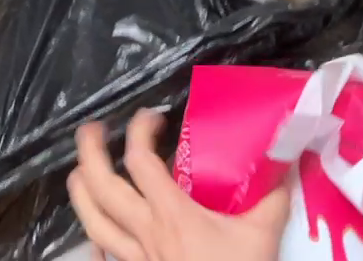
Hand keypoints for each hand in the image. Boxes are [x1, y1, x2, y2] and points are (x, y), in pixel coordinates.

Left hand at [66, 109, 289, 260]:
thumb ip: (271, 197)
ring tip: (80, 168)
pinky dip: (95, 237)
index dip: (139, 129)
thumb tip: (282, 162)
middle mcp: (145, 233)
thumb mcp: (262, 238)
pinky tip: (96, 228)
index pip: (140, 159)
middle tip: (94, 128)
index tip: (154, 116)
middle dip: (90, 151)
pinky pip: (105, 256)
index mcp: (171, 215)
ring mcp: (135, 260)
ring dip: (81, 191)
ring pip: (92, 221)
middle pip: (101, 186)